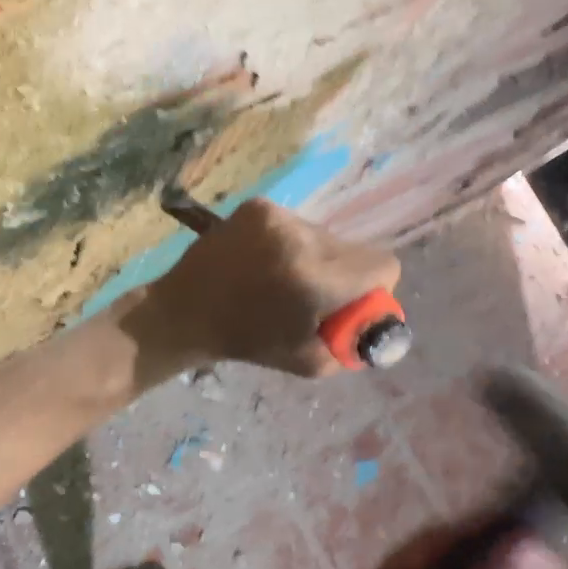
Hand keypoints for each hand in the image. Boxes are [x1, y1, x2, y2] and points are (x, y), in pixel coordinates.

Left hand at [148, 199, 399, 375]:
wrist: (184, 312)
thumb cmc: (246, 342)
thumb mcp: (309, 362)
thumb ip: (352, 344)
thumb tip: (377, 327)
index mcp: (316, 280)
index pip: (383, 265)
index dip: (375, 287)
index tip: (351, 302)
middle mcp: (301, 240)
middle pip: (354, 249)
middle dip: (344, 274)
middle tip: (312, 295)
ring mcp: (276, 218)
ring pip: (324, 235)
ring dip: (314, 257)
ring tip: (279, 279)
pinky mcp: (257, 207)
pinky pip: (295, 224)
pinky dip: (289, 243)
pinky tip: (262, 261)